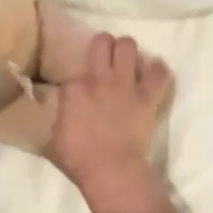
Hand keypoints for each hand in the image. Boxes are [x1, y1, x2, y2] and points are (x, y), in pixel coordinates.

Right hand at [43, 33, 171, 191]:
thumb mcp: (53, 140)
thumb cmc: (79, 160)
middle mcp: (99, 79)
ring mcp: (125, 85)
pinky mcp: (147, 96)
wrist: (111, 170)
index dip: (77, 79)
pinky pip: (158, 71)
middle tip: (105, 59)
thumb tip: (57, 116)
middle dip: (104, 46)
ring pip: (128, 45)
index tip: (79, 89)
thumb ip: (56, 121)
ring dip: (127, 51)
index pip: (72, 70)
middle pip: (102, 41)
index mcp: (73, 90)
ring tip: (128, 62)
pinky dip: (157, 70)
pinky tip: (154, 72)